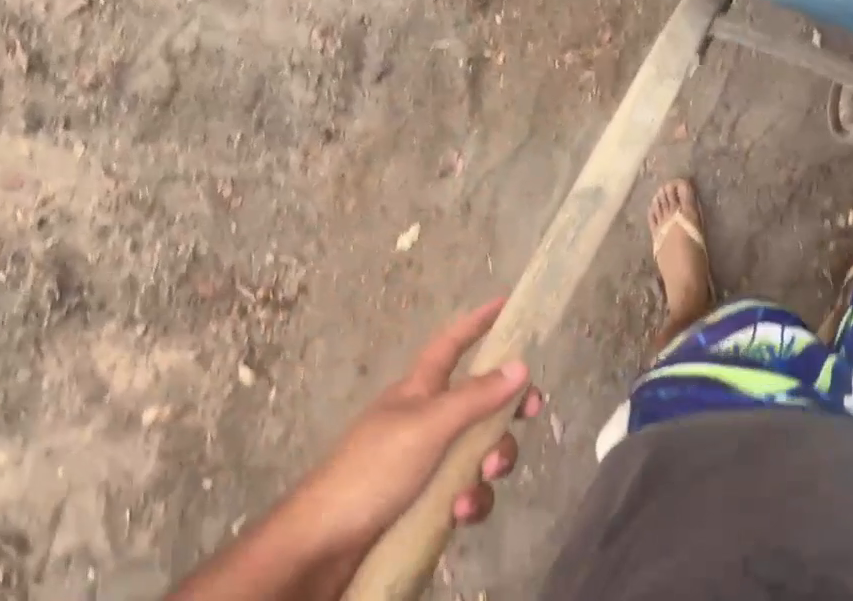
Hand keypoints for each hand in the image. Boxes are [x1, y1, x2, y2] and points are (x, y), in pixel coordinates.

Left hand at [288, 299, 544, 553]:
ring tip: (479, 481)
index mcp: (420, 391)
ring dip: (490, 465)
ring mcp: (426, 462)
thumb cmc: (371, 469)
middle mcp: (426, 420)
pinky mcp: (426, 501)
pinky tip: (459, 514)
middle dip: (507, 411)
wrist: (321, 547)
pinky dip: (470, 500)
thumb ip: (475, 396)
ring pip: (480, 450)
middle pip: (481, 402)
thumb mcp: (428, 426)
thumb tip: (522, 364)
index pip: (452, 344)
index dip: (477, 323)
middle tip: (531, 413)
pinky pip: (465, 490)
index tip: (506, 304)